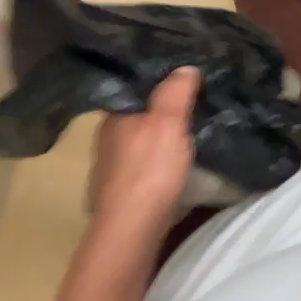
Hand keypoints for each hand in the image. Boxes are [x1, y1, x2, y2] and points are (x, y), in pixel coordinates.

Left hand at [87, 67, 199, 236]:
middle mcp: (105, 141)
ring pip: (139, 144)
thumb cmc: (149, 170)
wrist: (130, 232)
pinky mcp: (120, 197)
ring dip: (160, 140)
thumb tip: (184, 68)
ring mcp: (110, 172)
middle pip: (138, 117)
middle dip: (161, 111)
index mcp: (113, 118)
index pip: (134, 89)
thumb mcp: (168, 122)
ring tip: (190, 133)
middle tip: (195, 102)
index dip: (159, 82)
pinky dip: (158, 165)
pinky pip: (143, 169)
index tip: (185, 77)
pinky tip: (175, 167)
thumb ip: (175, 92)